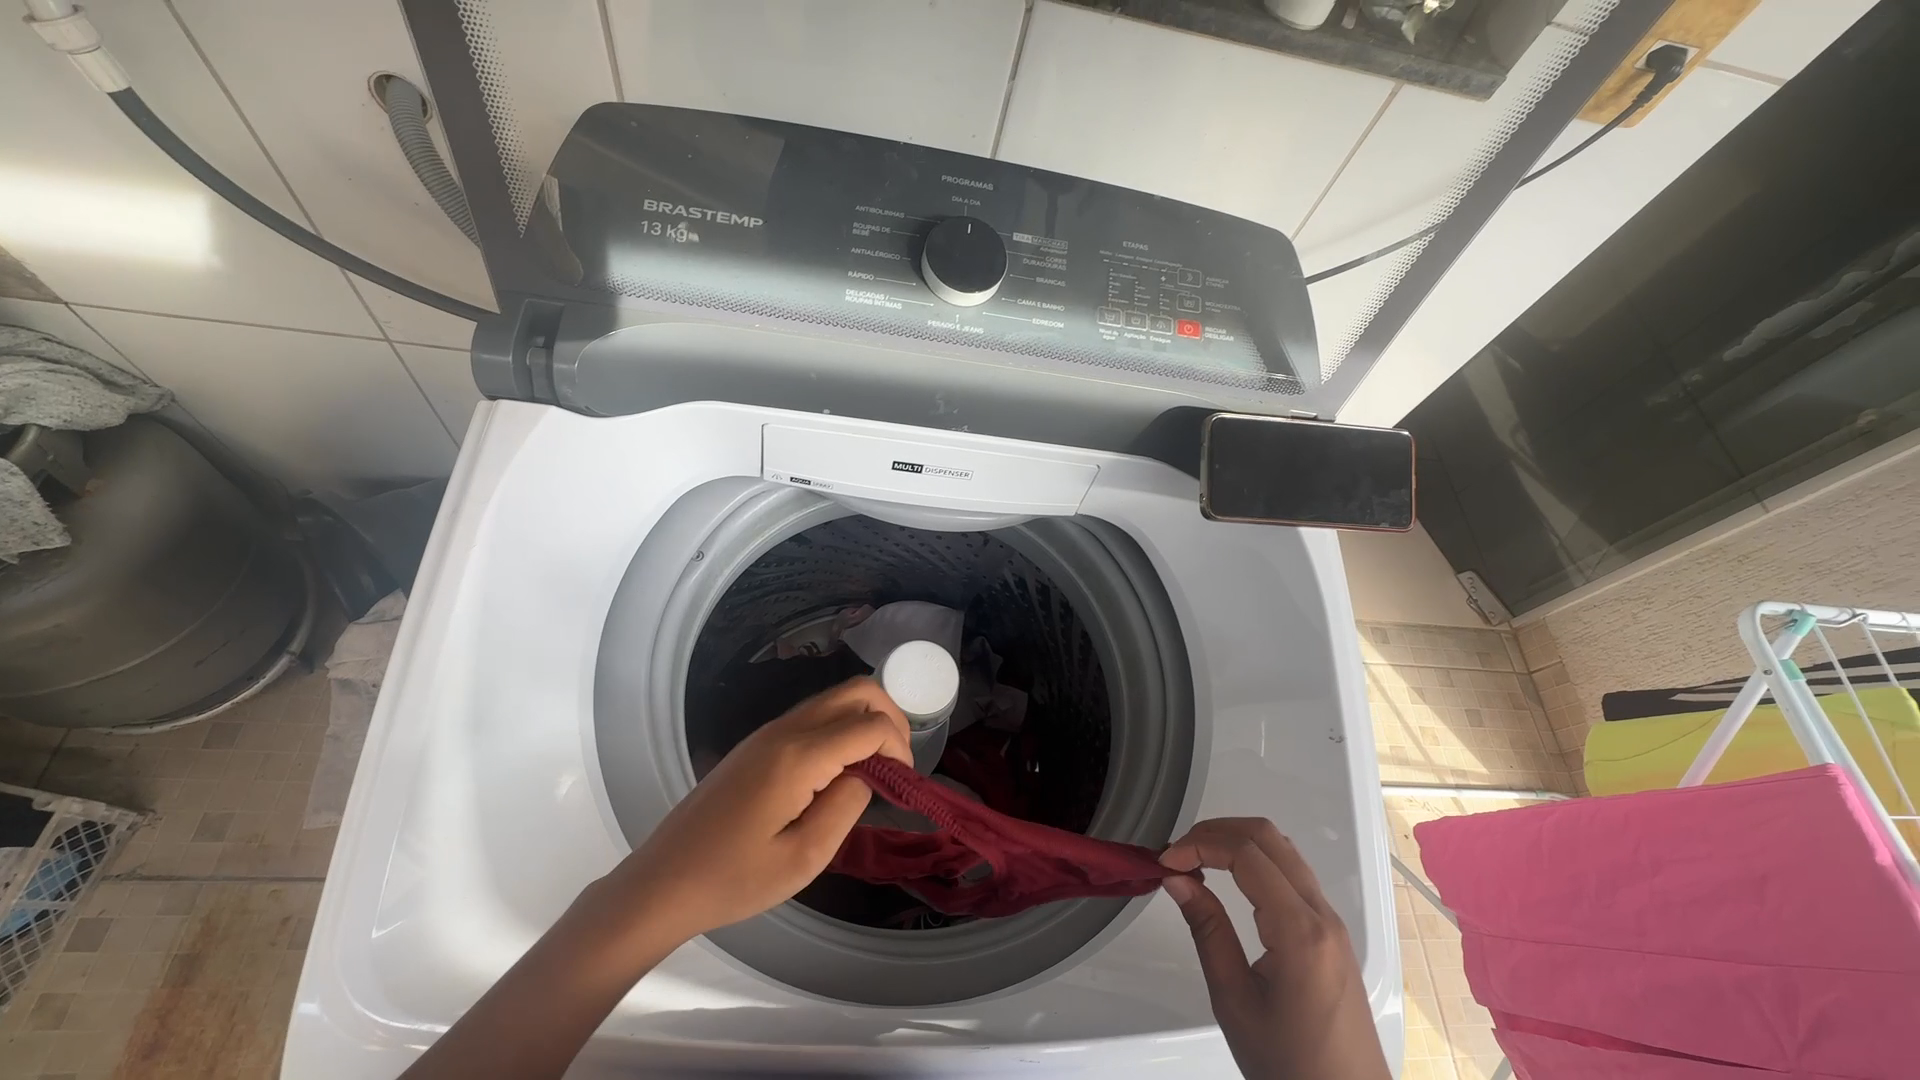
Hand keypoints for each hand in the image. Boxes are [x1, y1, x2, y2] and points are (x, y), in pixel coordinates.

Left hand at [601, 677, 912, 945]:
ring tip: (875, 769)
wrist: (664, 882)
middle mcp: (784, 731)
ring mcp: (767, 734)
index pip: (870, 724)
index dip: (899, 748)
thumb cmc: (734, 879)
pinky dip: (841, 730)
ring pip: (833, 699)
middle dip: (890, 717)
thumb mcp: (805, 857)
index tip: (902, 785)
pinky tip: (839, 773)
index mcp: (799, 756)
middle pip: (855, 691)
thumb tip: (867, 775)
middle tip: (898, 763)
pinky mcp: (757, 745)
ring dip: (865, 721)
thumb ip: (847, 806)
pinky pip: (812, 717)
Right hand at [1160, 819, 1390, 1079]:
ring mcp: (1331, 921)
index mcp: (1300, 932)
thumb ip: (1207, 931)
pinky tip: (1228, 878)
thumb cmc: (1289, 1063)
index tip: (1166, 862)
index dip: (1200, 845)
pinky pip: (1292, 873)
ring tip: (1196, 860)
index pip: (1248, 854)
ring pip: (1283, 849)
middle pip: (1269, 838)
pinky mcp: (1331, 932)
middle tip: (1177, 853)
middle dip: (1216, 831)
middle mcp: (1322, 915)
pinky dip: (1254, 860)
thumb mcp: (1234, 1000)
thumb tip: (1177, 880)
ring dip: (1236, 841)